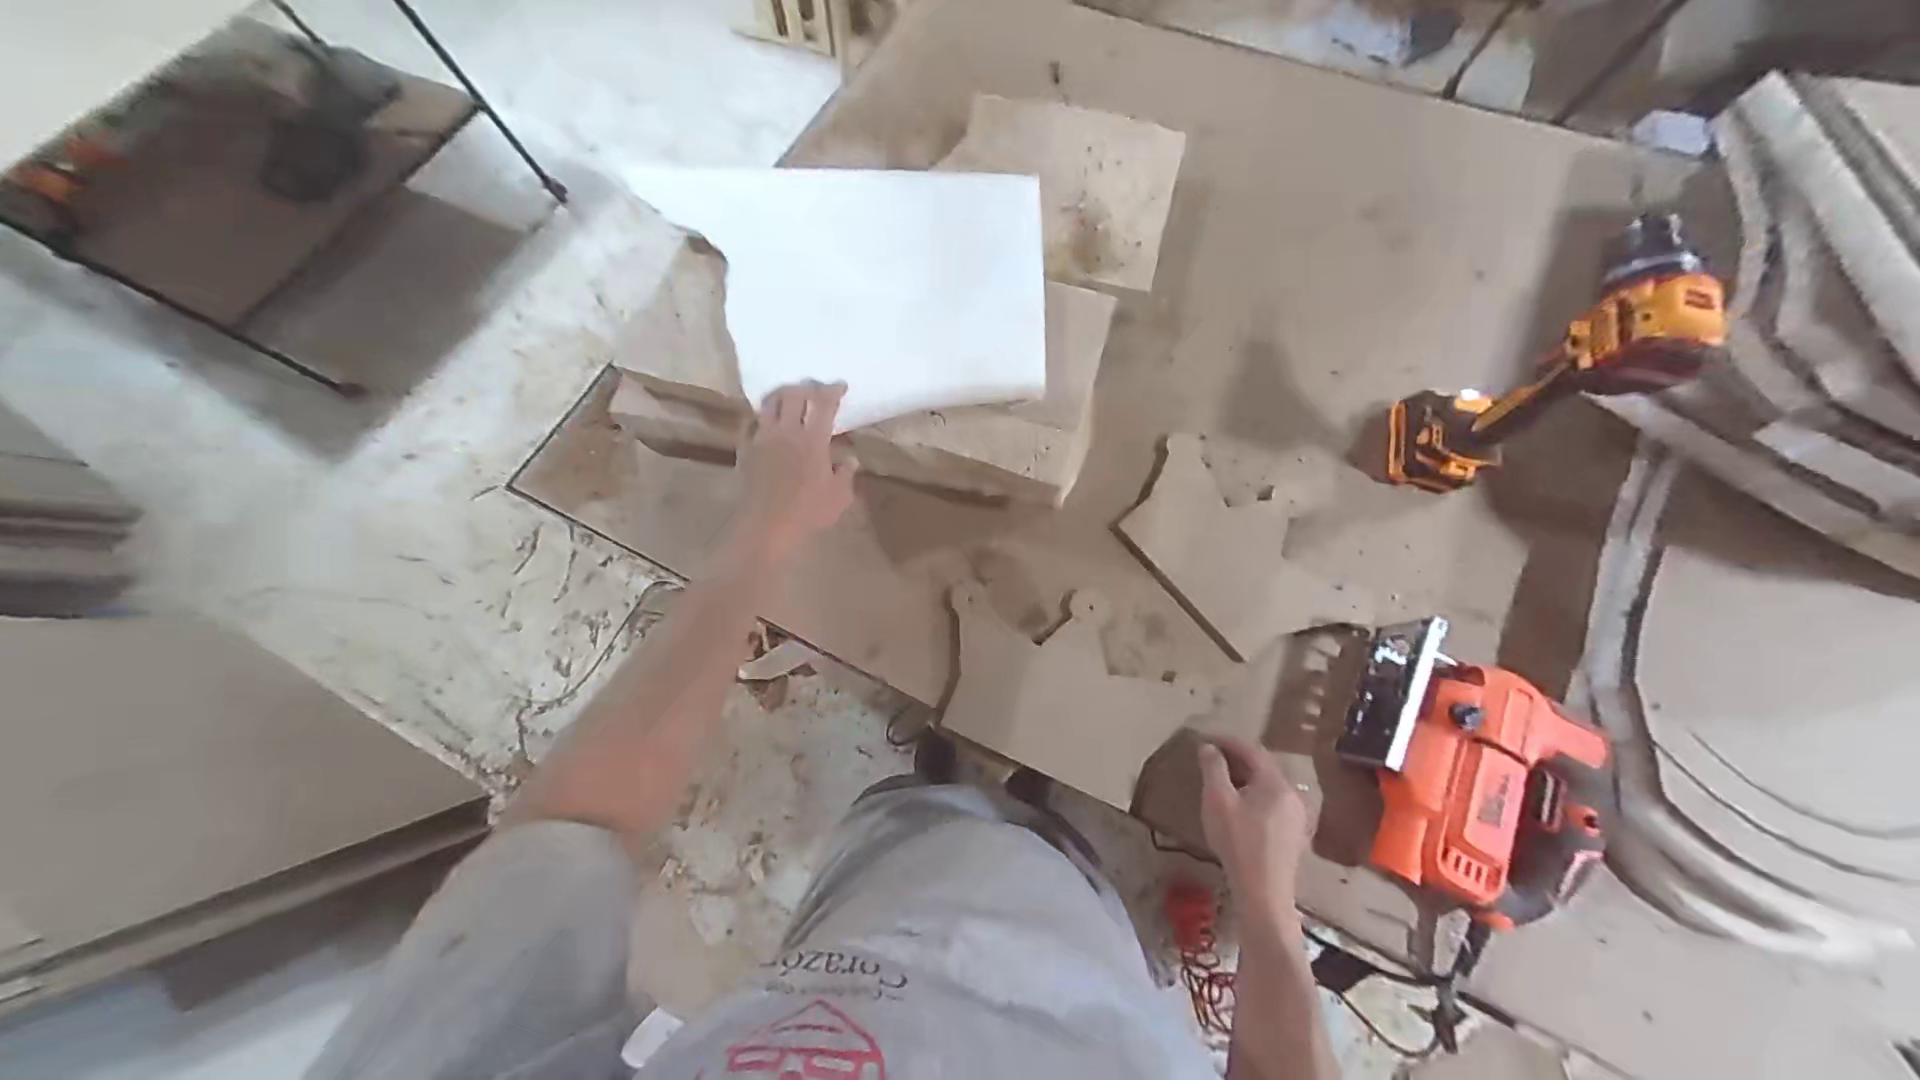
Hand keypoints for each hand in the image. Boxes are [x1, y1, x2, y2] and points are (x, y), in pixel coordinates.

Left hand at [723, 380, 857, 566]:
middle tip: (816, 390)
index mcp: (813, 439)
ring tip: (791, 397)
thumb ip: (846, 473)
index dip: (833, 390)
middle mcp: (786, 431)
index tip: (840, 386)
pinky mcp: (746, 448)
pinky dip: (763, 417)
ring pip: (770, 402)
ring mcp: (762, 437)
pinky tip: (768, 423)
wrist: (765, 524)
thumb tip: (848, 460)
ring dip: (783, 394)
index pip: (824, 403)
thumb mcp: (839, 496)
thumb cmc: (807, 512)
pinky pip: (752, 423)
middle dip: (807, 387)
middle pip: (794, 394)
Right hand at [1199, 736, 1311, 922]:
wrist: (1264, 893)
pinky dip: (1253, 795)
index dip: (1228, 741)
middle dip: (1236, 759)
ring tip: (1221, 780)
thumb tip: (1209, 748)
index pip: (1252, 750)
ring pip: (1268, 786)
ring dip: (1244, 778)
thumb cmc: (1238, 842)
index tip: (1207, 738)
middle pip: (1263, 768)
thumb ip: (1213, 768)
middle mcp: (1292, 795)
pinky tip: (1238, 806)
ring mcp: (1297, 817)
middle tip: (1211, 757)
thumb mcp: (1217, 800)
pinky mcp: (1293, 835)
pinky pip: (1272, 803)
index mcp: (1276, 783)